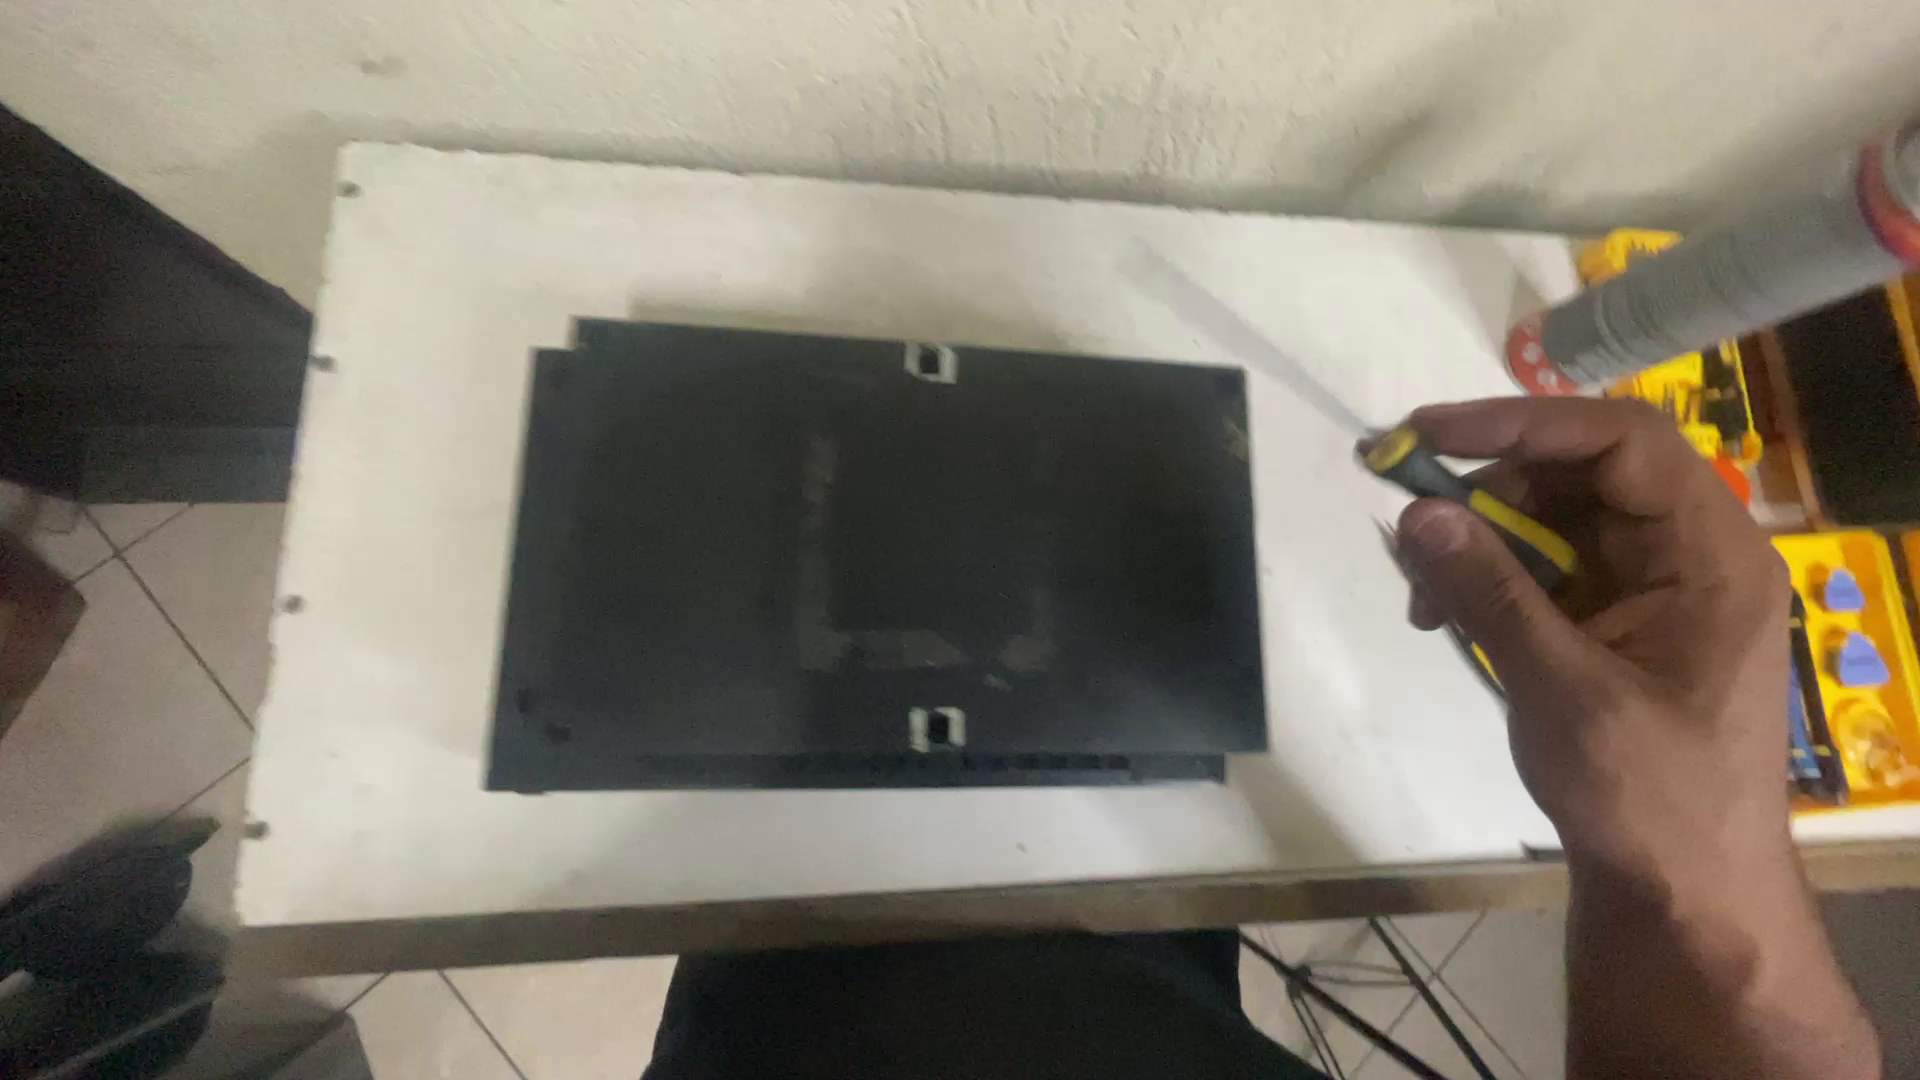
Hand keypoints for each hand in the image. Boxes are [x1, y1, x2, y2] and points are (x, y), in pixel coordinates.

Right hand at [1386, 397, 1794, 892]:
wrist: (1673, 875)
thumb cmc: (1645, 787)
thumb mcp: (1560, 686)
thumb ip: (1489, 592)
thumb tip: (1416, 513)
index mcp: (1706, 555)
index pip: (1621, 443)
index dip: (1521, 423)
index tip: (1426, 435)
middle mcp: (1676, 551)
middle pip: (1569, 473)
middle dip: (1479, 491)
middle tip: (1403, 516)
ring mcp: (1635, 580)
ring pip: (1537, 516)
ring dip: (1466, 543)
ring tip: (1424, 600)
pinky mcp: (1597, 609)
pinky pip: (1524, 562)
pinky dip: (1472, 577)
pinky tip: (1441, 617)